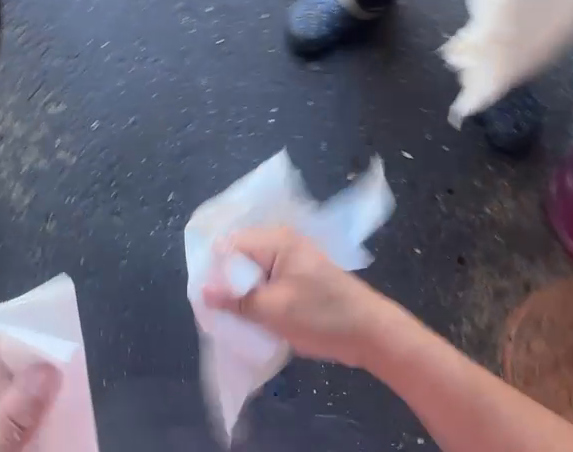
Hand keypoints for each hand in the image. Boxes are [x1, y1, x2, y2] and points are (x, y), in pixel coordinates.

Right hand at [200, 227, 406, 370]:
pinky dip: (257, 296)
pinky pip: (266, 280)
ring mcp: (291, 258)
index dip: (214, 269)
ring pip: (252, 270)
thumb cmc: (321, 316)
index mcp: (275, 240)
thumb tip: (202, 291)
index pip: (229, 245)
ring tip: (230, 315)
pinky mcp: (298, 276)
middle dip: (226, 281)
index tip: (204, 296)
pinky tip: (250, 315)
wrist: (370, 333)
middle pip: (239, 256)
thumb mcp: (273, 310)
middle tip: (214, 309)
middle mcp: (281, 242)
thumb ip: (235, 300)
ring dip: (242, 292)